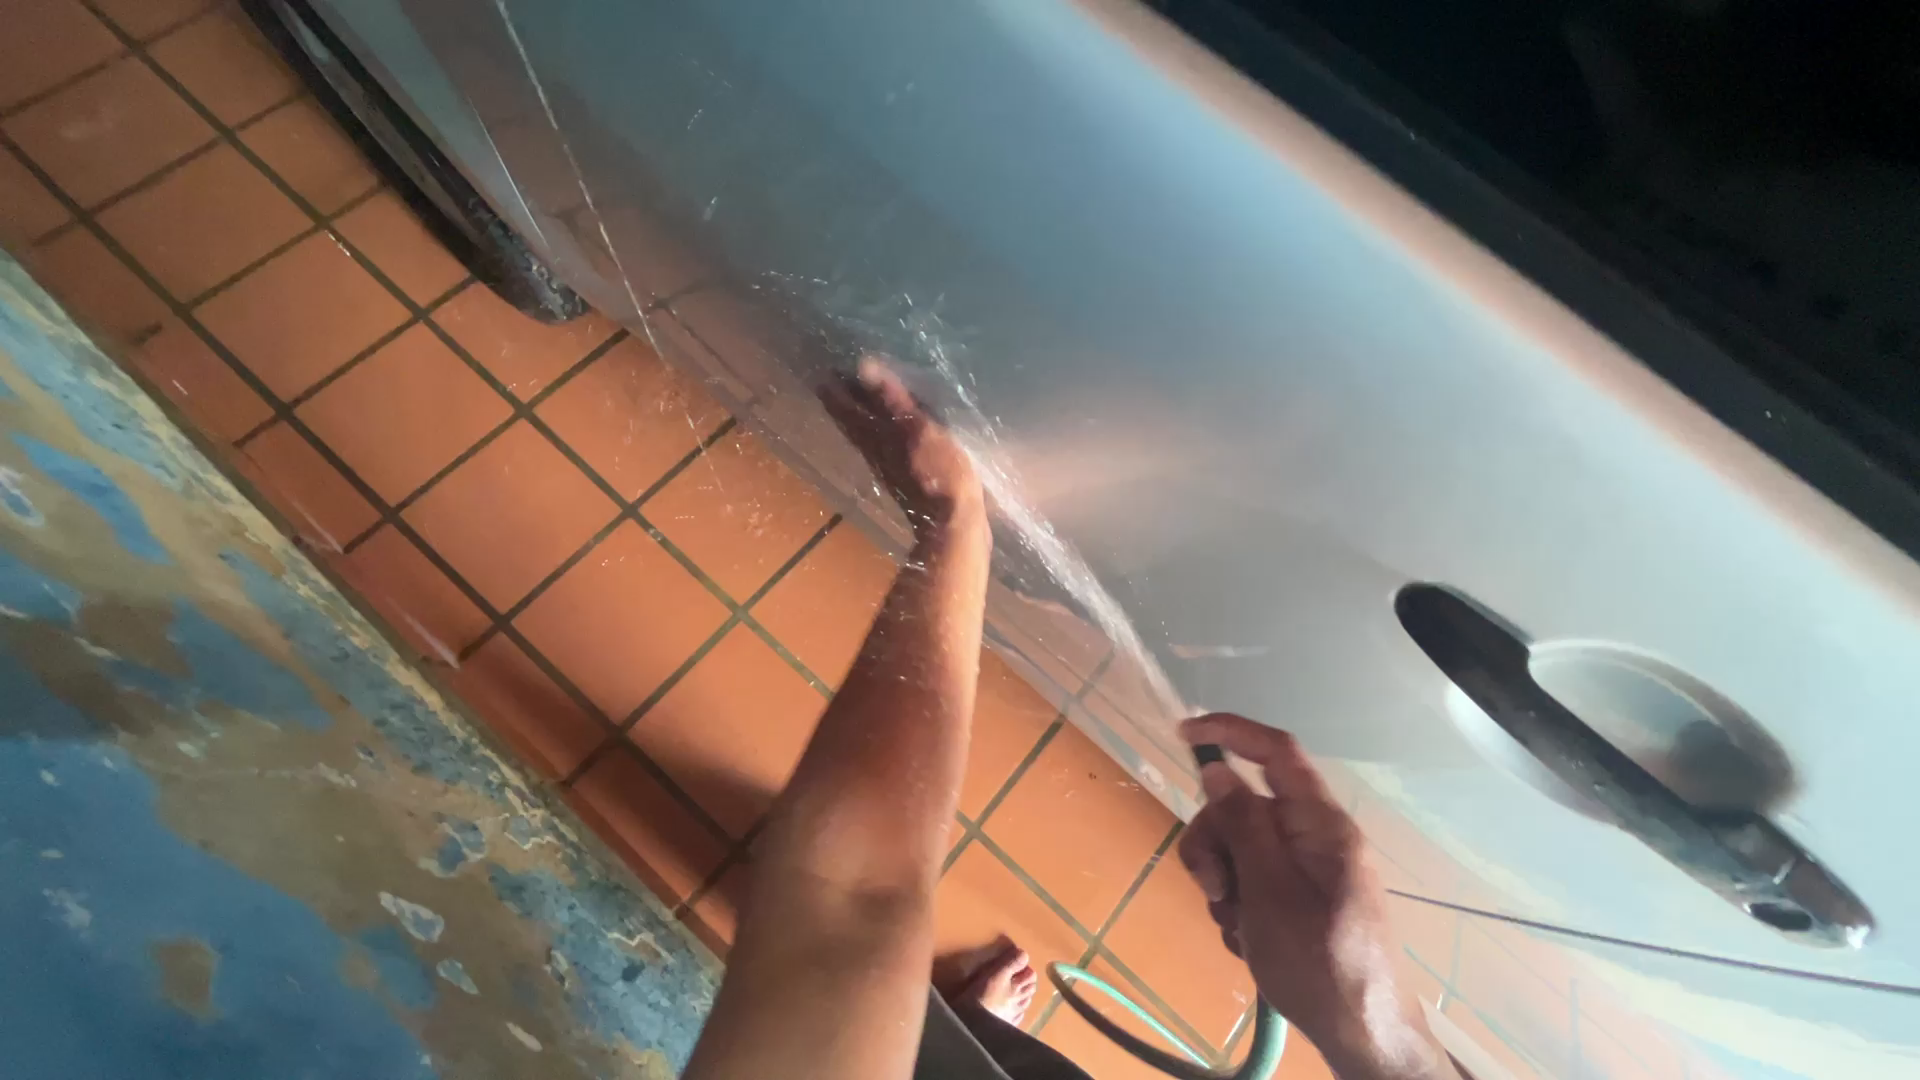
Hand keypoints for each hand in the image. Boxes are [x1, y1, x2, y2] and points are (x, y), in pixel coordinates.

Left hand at [821, 357, 985, 544]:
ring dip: (860, 415)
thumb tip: (864, 366)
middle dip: (844, 401)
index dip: (835, 389)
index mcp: (876, 437)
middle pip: (853, 422)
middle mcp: (876, 451)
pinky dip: (880, 431)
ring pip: (866, 435)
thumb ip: (893, 400)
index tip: (825, 368)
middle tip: (836, 379)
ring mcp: (890, 466)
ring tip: (859, 398)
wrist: (952, 525)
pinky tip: (890, 429)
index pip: (846, 407)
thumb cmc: (940, 474)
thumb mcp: (919, 430)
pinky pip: (884, 446)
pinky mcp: (906, 477)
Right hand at [1178, 714, 1456, 1079]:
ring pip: (1239, 843)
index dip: (1230, 731)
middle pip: (1243, 804)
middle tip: (1211, 888)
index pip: (1276, 751)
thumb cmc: (1320, 964)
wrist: (1366, 1043)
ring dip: (1222, 880)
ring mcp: (1307, 866)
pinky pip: (1251, 876)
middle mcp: (1313, 835)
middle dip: (1214, 841)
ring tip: (1233, 925)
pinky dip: (1237, 902)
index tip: (1182, 734)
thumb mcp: (1269, 892)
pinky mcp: (1299, 895)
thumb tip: (1216, 769)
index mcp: (1319, 823)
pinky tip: (1245, 938)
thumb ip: (1242, 825)